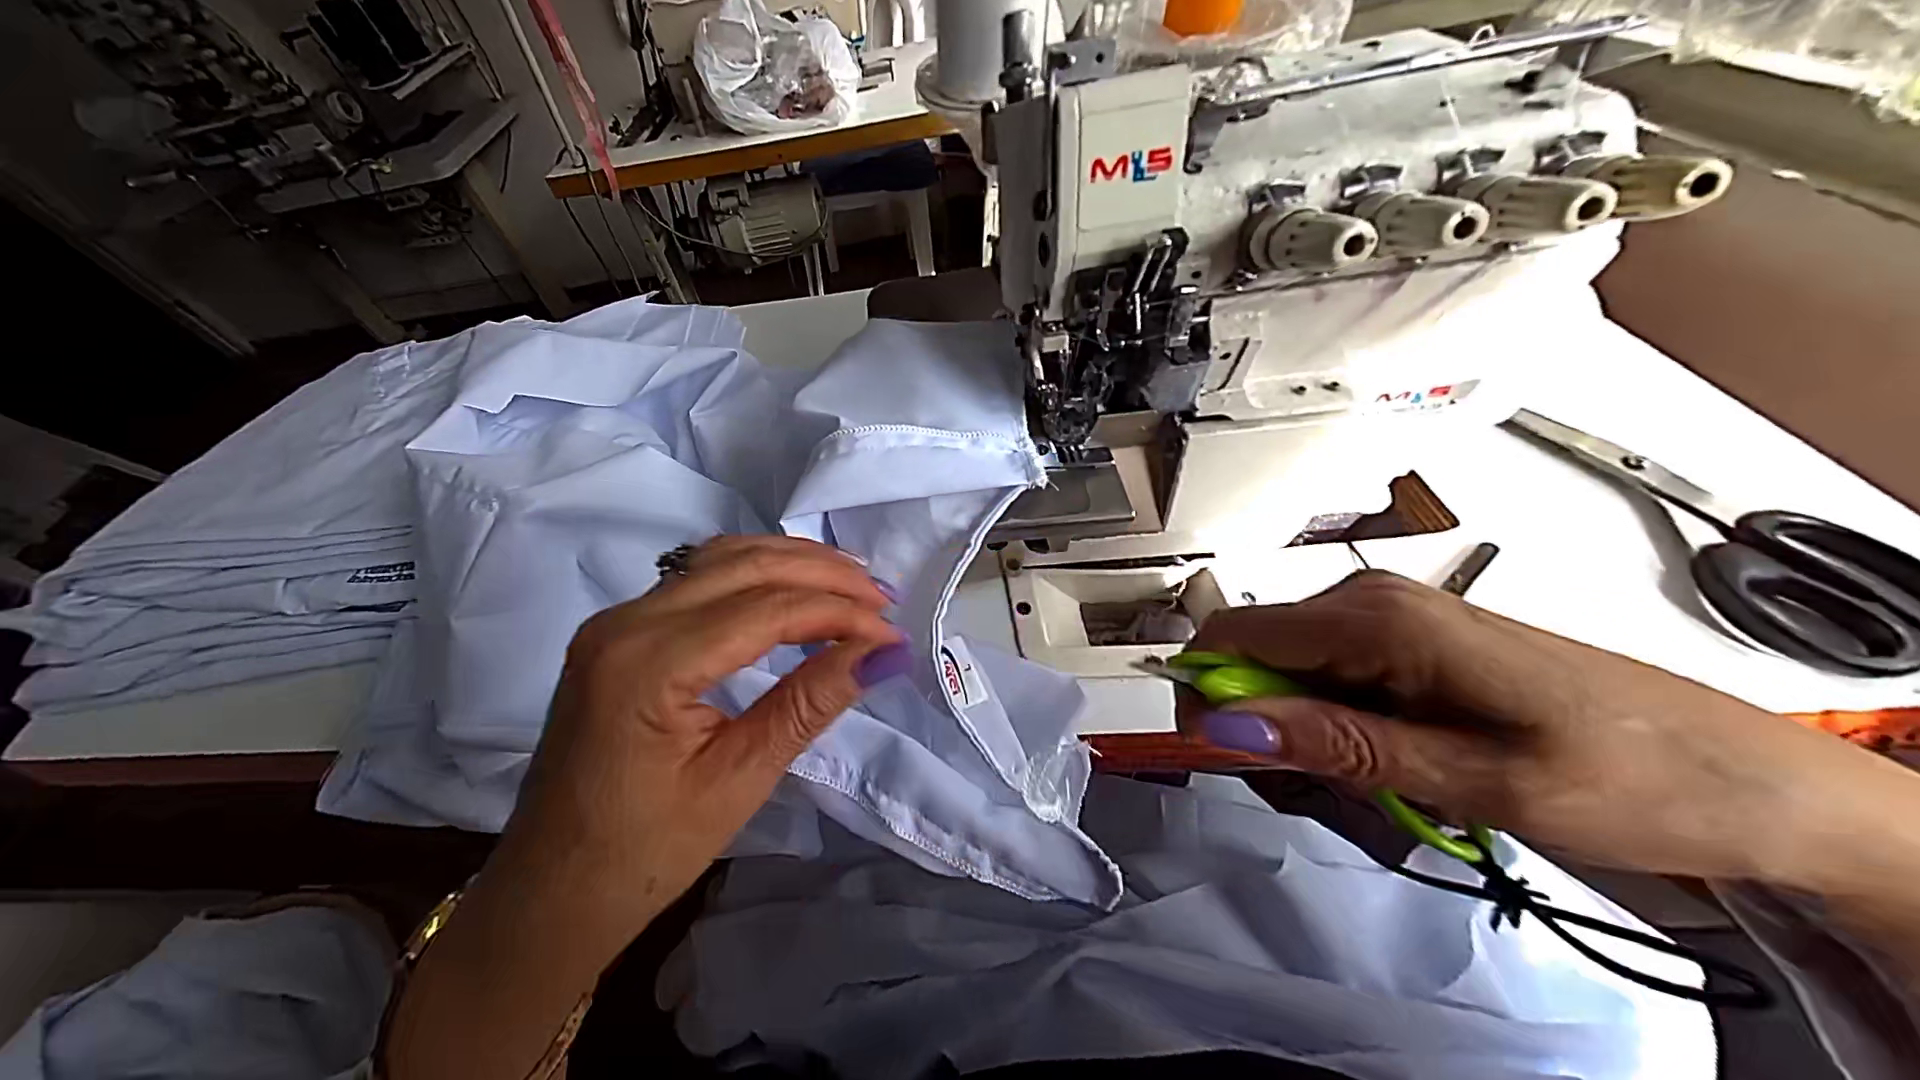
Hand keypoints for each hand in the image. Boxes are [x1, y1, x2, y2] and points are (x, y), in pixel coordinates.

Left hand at [386, 537, 905, 1079]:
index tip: (891, 633)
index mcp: (647, 666)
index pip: (766, 610)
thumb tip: (884, 652)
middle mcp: (624, 622)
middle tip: (882, 599)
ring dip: (791, 563)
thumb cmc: (645, 854)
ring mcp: (615, 620)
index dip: (838, 614)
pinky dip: (755, 572)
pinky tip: (791, 586)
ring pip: (720, 558)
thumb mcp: (741, 779)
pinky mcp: (618, 630)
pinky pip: (697, 577)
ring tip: (851, 583)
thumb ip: (811, 702)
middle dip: (823, 575)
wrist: (550, 892)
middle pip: (744, 567)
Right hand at [1188, 571, 1919, 888]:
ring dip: (1307, 743)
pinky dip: (1337, 737)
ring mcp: (1388, 625)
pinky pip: (1327, 687)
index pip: (1232, 637)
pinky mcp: (1404, 649)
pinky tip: (1392, 771)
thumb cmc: (1640, 773)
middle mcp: (1374, 606)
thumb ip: (1339, 746)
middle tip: (1330, 794)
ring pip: (1287, 681)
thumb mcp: (1474, 778)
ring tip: (1380, 790)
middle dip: (1267, 735)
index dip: (1209, 700)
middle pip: (1254, 661)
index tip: (1227, 761)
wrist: (1750, 782)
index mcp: (1381, 619)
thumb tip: (1232, 725)